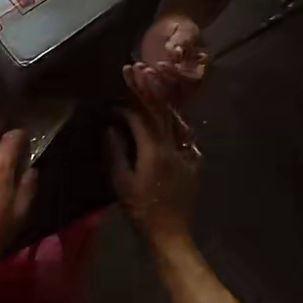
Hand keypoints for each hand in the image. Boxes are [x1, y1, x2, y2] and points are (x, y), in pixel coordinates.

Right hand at [108, 64, 201, 243]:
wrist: (171, 234)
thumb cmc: (141, 210)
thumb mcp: (121, 182)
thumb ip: (116, 152)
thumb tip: (109, 127)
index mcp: (156, 152)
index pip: (143, 117)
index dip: (130, 101)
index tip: (116, 91)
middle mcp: (175, 147)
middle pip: (162, 111)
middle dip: (148, 88)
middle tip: (135, 68)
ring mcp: (188, 154)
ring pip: (176, 119)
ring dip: (162, 100)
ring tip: (151, 83)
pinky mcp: (194, 162)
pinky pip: (185, 134)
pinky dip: (174, 120)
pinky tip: (167, 116)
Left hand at [137, 14, 209, 104]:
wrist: (169, 27)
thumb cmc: (182, 28)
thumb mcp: (185, 30)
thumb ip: (182, 41)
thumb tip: (175, 52)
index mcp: (198, 72)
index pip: (188, 81)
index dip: (174, 75)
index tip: (161, 63)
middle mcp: (184, 84)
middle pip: (171, 94)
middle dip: (157, 84)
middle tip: (146, 69)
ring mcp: (167, 86)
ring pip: (156, 95)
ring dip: (143, 84)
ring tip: (137, 65)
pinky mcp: (152, 84)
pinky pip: (142, 89)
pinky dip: (133, 81)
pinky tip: (127, 68)